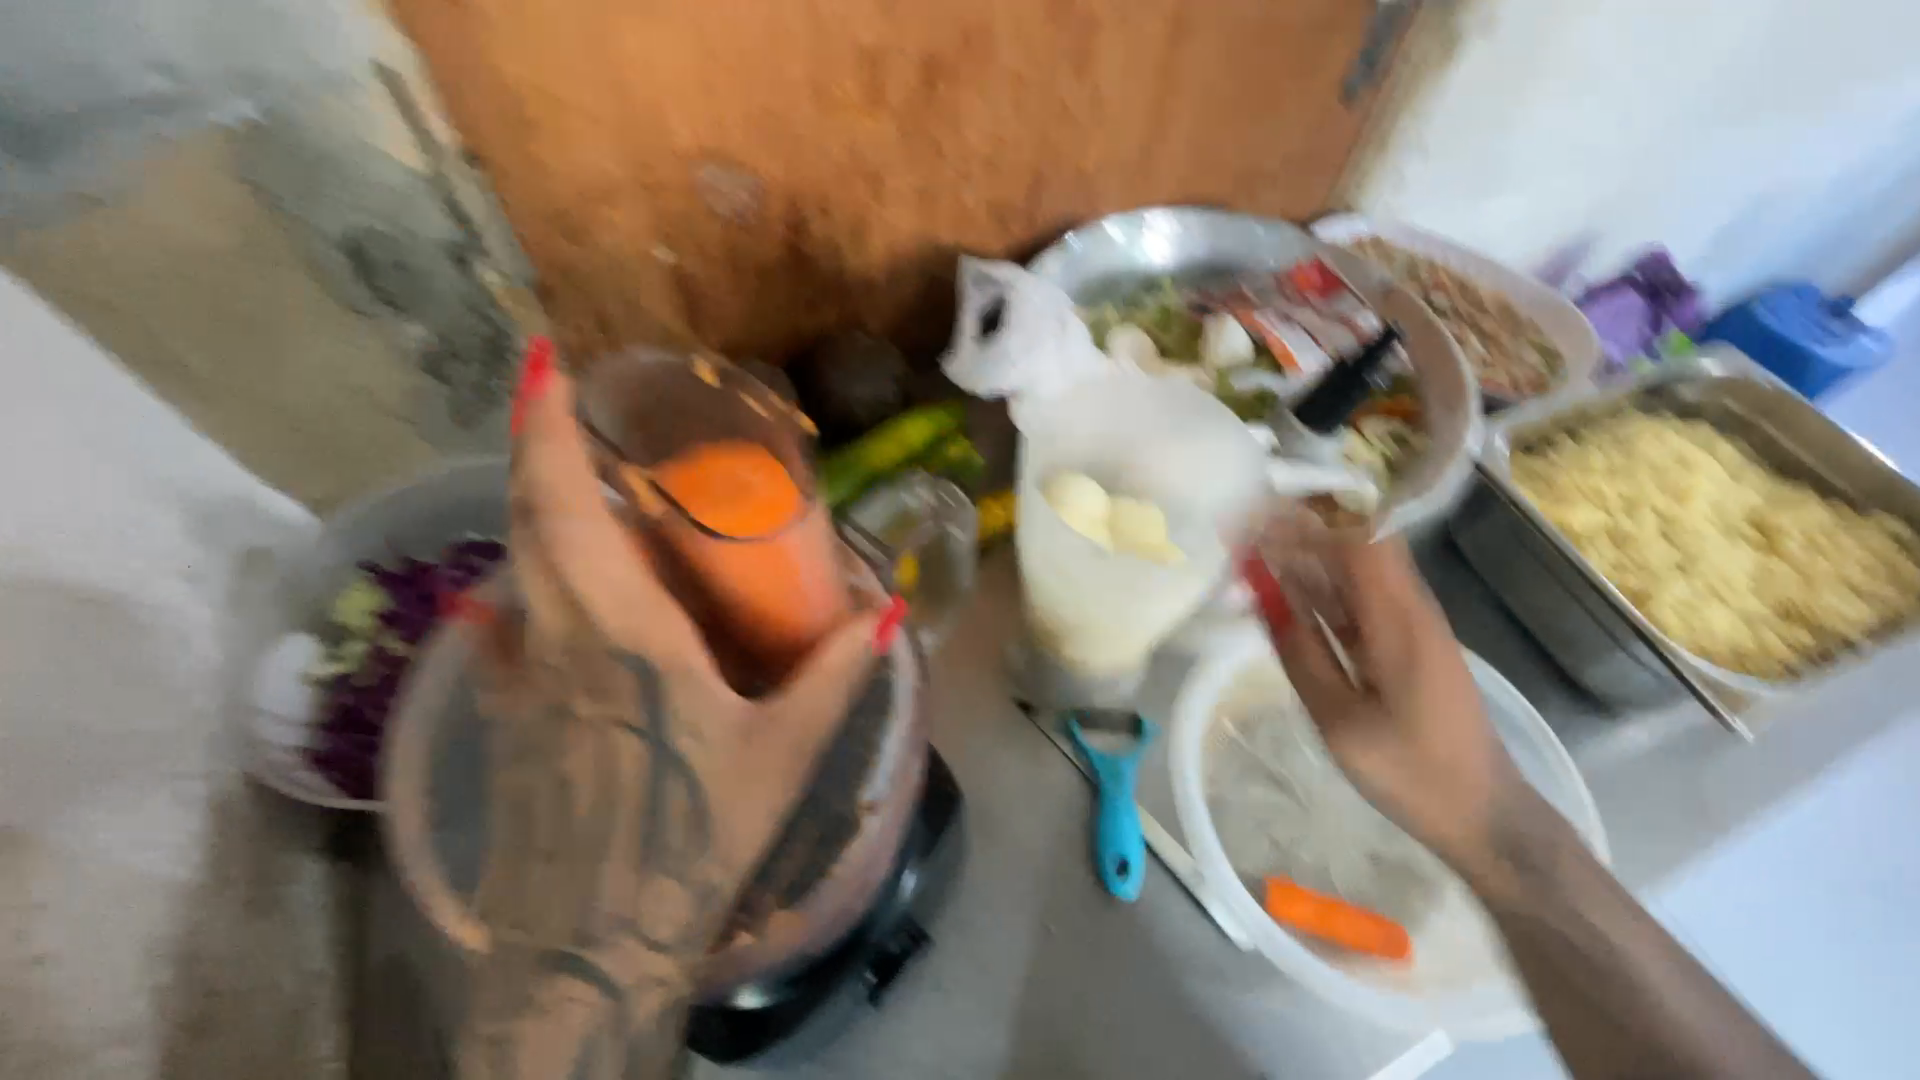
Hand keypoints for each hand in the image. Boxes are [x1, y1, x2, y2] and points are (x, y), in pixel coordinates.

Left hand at [454, 348, 897, 1078]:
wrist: (592, 941)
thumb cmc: (695, 834)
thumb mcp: (784, 751)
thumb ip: (837, 674)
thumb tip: (888, 610)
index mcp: (623, 631)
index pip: (568, 507)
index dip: (547, 428)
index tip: (539, 359)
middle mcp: (557, 636)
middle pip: (528, 519)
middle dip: (539, 448)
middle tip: (567, 404)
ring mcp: (521, 677)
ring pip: (514, 566)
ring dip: (535, 512)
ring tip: (580, 489)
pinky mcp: (506, 718)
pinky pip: (503, 631)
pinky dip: (513, 593)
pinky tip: (515, 597)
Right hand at [1243, 532, 1523, 878]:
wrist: (1484, 815)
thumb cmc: (1411, 771)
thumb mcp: (1340, 719)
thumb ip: (1301, 655)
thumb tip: (1264, 601)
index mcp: (1400, 621)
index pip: (1356, 540)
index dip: (1305, 524)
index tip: (1255, 524)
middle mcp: (1411, 612)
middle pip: (1356, 549)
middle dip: (1300, 538)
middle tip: (1244, 543)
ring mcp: (1414, 630)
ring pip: (1356, 577)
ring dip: (1307, 566)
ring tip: (1252, 568)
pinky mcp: (1410, 650)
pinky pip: (1362, 606)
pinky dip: (1323, 598)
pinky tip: (1287, 605)